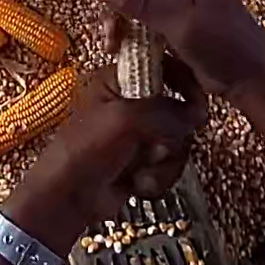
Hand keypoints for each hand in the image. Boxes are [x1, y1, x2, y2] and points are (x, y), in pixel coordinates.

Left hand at [3, 63, 206, 249]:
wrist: (67, 198)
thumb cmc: (87, 148)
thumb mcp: (125, 119)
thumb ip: (165, 110)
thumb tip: (198, 114)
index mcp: (119, 79)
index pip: (163, 67)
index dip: (184, 83)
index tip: (198, 104)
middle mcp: (132, 103)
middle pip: (178, 111)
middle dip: (171, 137)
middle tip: (155, 148)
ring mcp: (138, 134)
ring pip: (178, 142)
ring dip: (163, 163)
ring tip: (141, 171)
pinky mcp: (143, 162)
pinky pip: (170, 165)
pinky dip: (157, 178)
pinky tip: (137, 184)